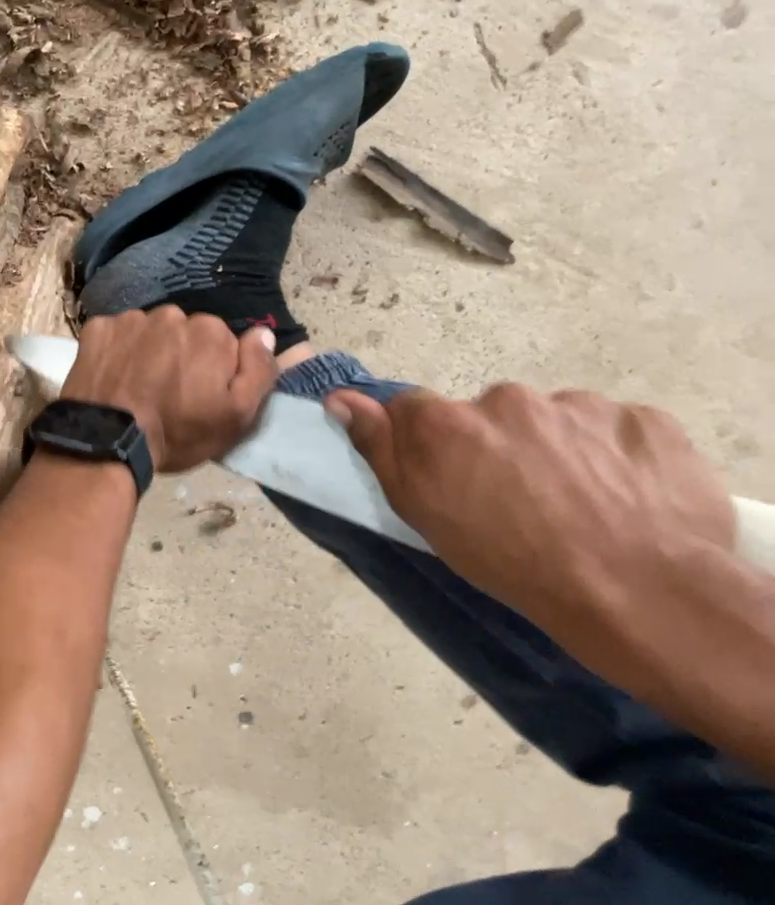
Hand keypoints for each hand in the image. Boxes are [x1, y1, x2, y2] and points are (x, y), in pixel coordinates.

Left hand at [61, 306, 278, 473]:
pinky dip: (114, 349)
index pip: (220, 341)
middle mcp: (170, 315)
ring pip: (147, 330)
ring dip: (146, 349)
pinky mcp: (96, 329)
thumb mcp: (236, 416)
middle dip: (178, 354)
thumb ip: (258, 370)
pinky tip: (112, 374)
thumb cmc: (177, 432)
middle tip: (166, 390)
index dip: (212, 368)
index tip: (198, 392)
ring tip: (137, 383)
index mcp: (210, 331)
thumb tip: (263, 333)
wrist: (107, 441)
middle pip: (182, 331)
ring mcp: (129, 320)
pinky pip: (113, 333)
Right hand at [326, 385, 736, 626]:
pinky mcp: (647, 420)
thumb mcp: (420, 511)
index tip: (448, 475)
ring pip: (554, 419)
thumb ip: (380, 447)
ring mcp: (581, 406)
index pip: (414, 408)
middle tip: (517, 496)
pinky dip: (614, 452)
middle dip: (497, 444)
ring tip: (577, 500)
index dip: (429, 442)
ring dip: (556, 447)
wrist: (636, 589)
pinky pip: (616, 427)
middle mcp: (505, 399)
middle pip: (488, 413)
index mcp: (444, 422)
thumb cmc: (508, 558)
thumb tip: (341, 399)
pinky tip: (622, 493)